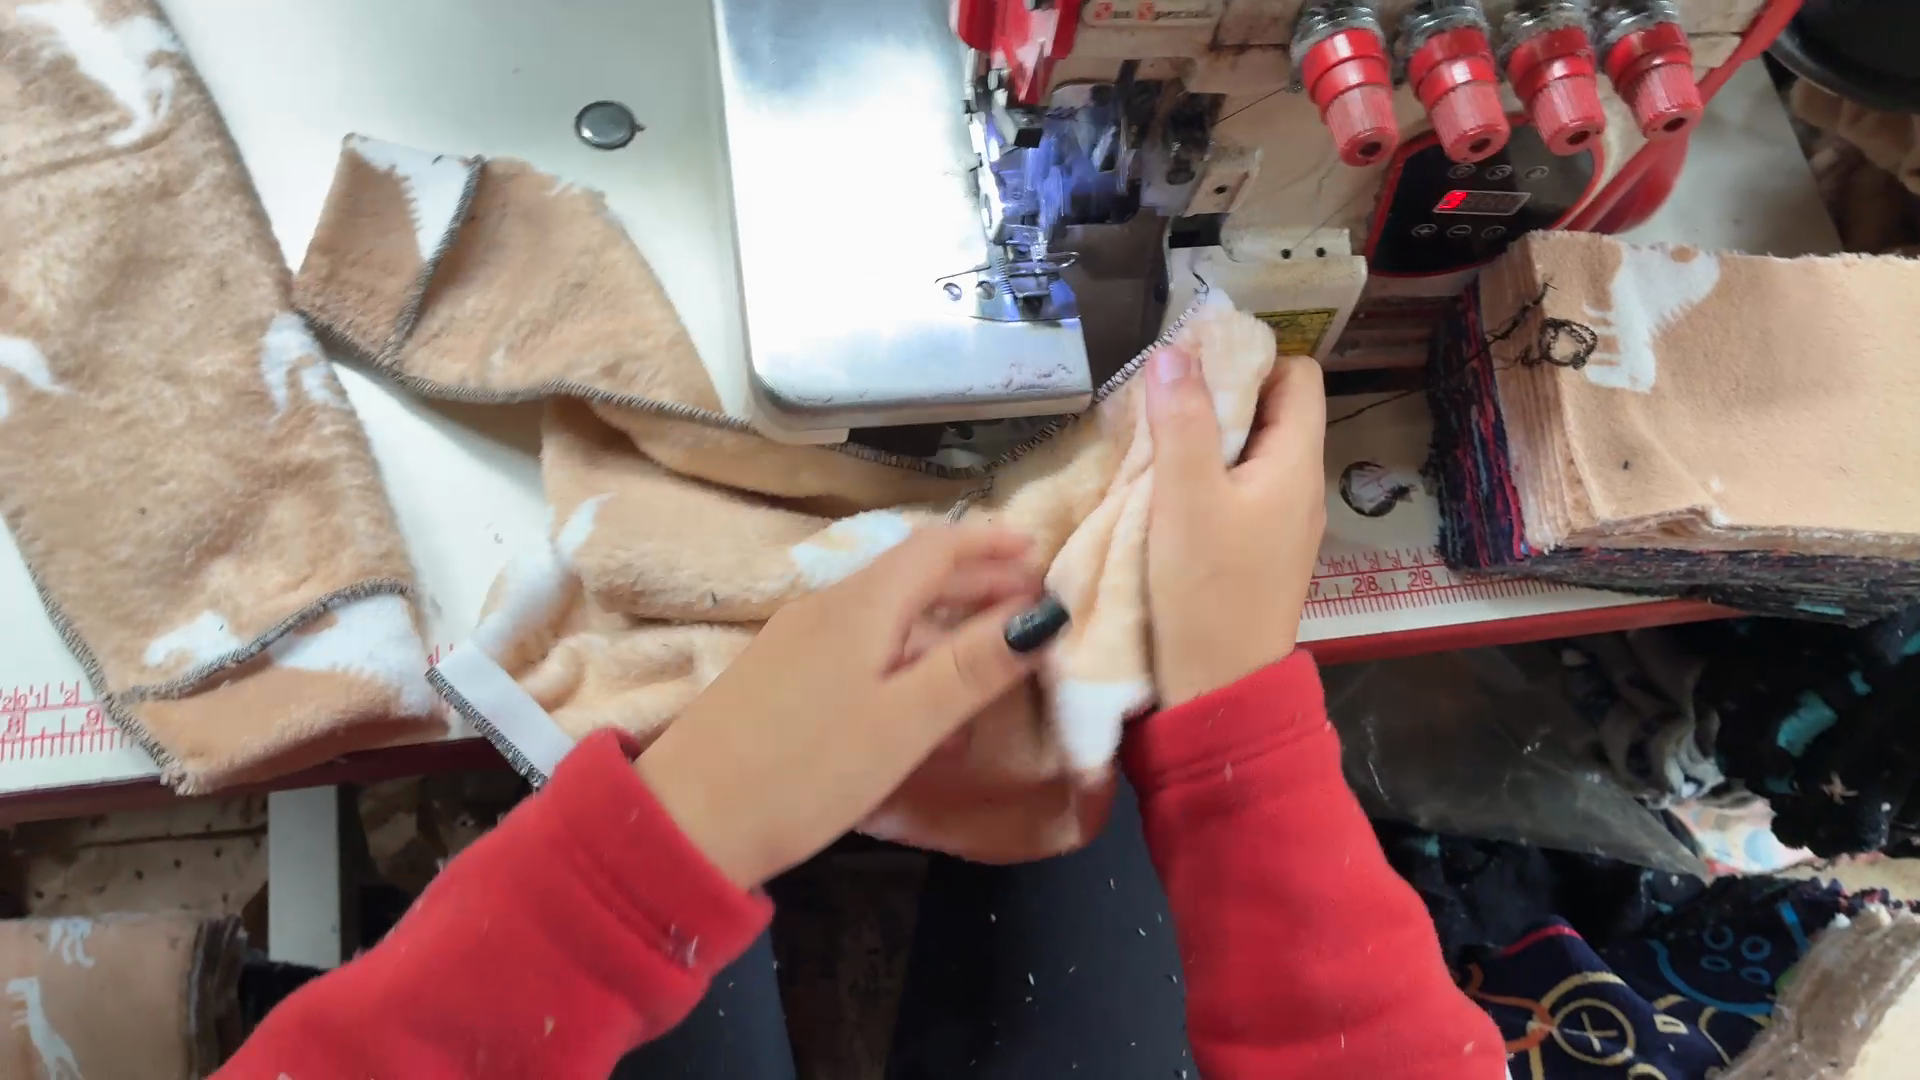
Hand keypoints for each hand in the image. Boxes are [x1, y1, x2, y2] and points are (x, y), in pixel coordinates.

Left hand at [634, 528, 1068, 887]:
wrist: (684, 822)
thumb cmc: (807, 769)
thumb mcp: (904, 720)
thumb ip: (973, 665)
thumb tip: (1043, 615)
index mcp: (861, 604)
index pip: (937, 547)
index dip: (990, 544)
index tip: (1039, 554)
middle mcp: (830, 606)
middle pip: (914, 574)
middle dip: (976, 581)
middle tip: (1030, 602)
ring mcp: (802, 639)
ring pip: (890, 611)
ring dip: (945, 618)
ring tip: (991, 644)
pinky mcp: (786, 673)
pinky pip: (864, 643)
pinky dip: (909, 651)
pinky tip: (923, 690)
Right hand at [1144, 344, 1326, 706]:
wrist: (1220, 681)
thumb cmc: (1206, 586)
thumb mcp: (1185, 497)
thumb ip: (1181, 422)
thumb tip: (1174, 351)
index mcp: (1296, 462)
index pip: (1297, 376)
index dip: (1250, 360)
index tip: (1193, 367)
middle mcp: (1300, 485)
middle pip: (1273, 413)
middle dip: (1220, 397)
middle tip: (1162, 403)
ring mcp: (1283, 521)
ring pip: (1252, 453)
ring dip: (1209, 439)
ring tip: (1158, 444)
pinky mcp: (1260, 549)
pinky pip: (1240, 490)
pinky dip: (1208, 478)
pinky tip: (1169, 492)